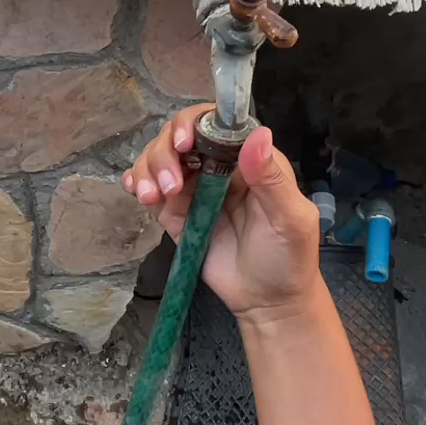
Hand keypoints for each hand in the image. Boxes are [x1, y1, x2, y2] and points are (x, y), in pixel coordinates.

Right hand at [123, 104, 323, 325]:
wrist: (266, 300)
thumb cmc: (288, 257)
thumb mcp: (290, 218)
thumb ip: (271, 178)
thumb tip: (258, 134)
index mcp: (247, 158)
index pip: (214, 124)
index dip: (192, 124)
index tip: (183, 144)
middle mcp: (216, 166)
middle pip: (176, 137)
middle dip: (163, 154)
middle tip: (169, 187)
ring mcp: (192, 188)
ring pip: (157, 159)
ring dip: (147, 170)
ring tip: (150, 197)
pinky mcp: (173, 211)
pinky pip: (148, 187)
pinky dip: (135, 182)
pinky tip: (136, 191)